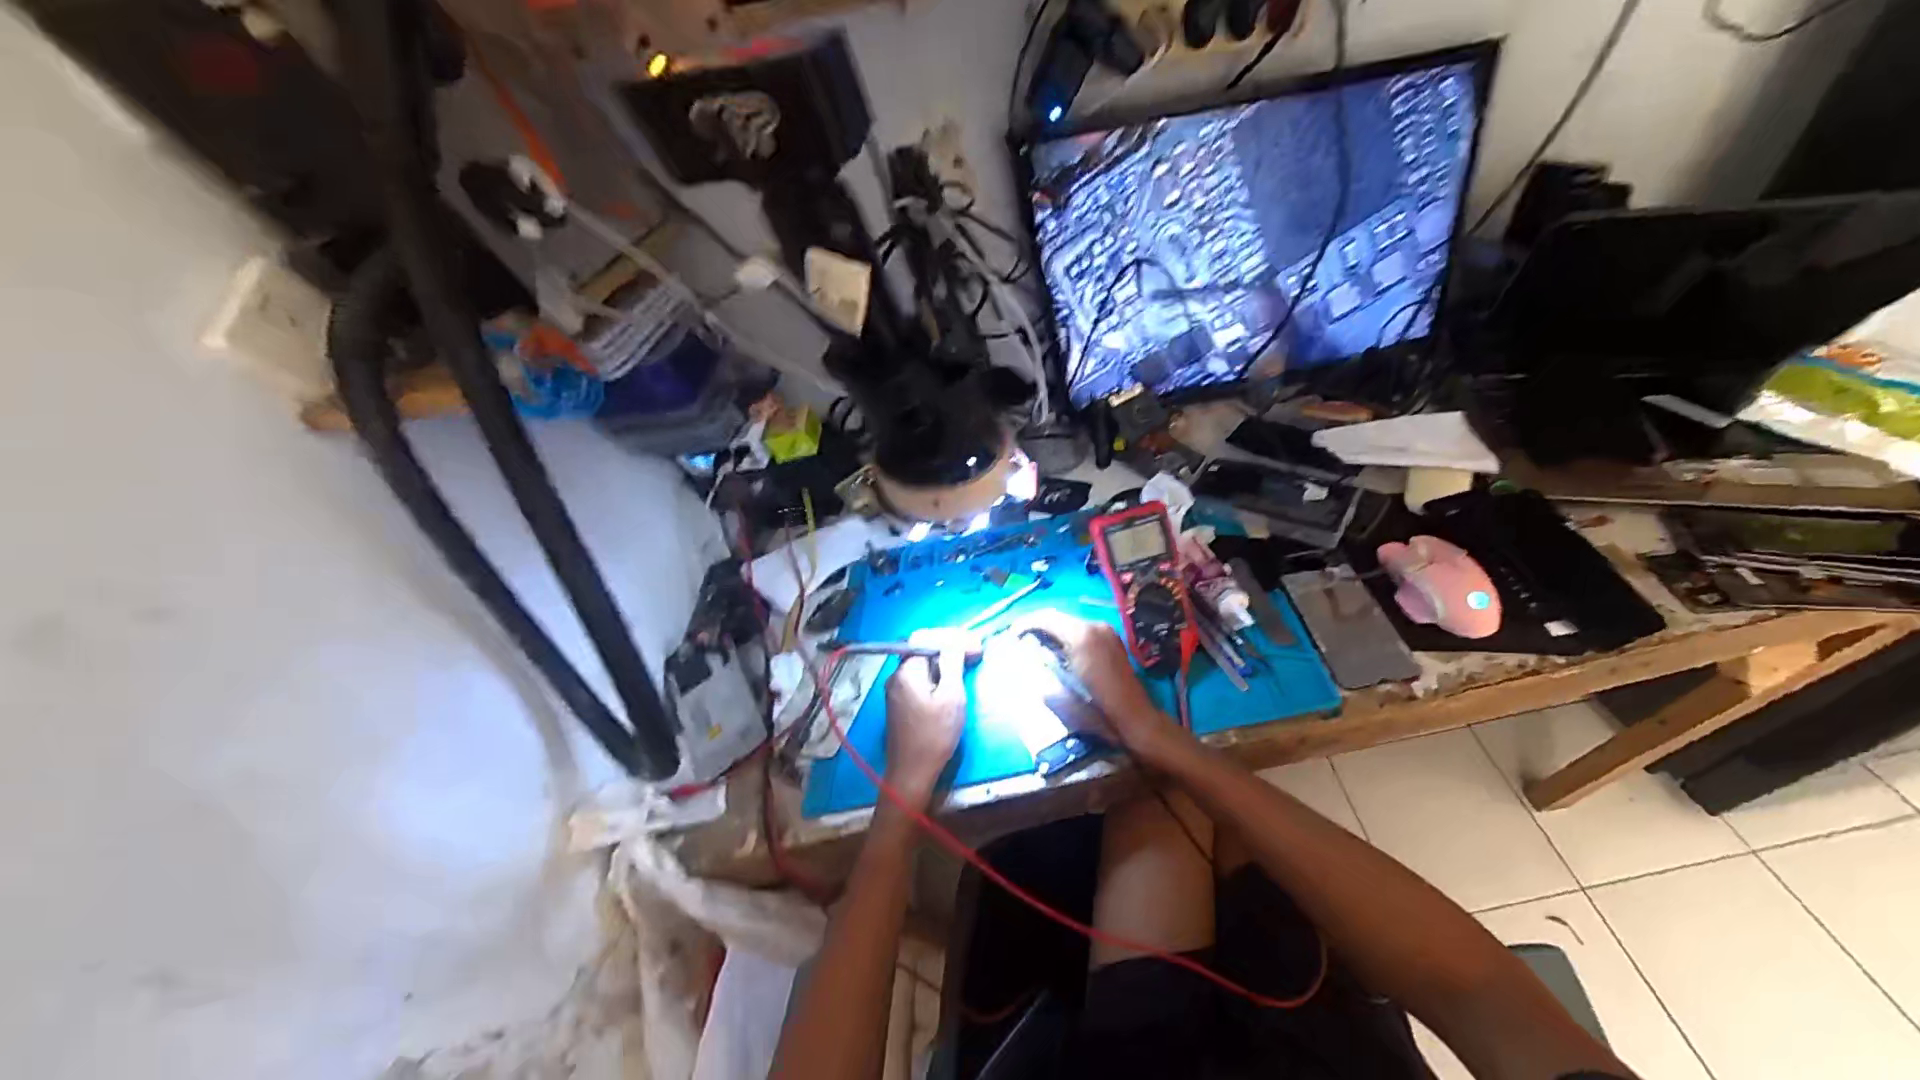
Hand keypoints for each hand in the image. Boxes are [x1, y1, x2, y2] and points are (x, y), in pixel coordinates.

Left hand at [883, 650, 967, 808]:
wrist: (912, 772)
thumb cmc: (934, 735)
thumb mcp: (951, 697)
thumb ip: (952, 664)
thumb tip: (954, 641)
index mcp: (906, 671)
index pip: (927, 639)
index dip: (952, 638)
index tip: (975, 646)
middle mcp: (896, 676)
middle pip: (923, 650)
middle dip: (948, 647)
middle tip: (974, 652)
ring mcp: (896, 691)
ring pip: (922, 665)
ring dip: (943, 661)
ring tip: (966, 663)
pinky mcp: (900, 703)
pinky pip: (919, 679)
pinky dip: (936, 675)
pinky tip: (951, 681)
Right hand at [1015, 612, 1184, 760]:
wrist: (1136, 719)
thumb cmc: (1099, 711)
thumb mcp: (1062, 693)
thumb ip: (1043, 668)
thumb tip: (1027, 657)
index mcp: (1082, 636)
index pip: (1046, 617)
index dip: (1025, 623)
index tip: (1011, 635)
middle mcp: (1095, 626)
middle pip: (1058, 616)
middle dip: (1036, 625)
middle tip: (1019, 639)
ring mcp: (1106, 631)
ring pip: (1070, 622)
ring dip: (1051, 629)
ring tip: (1034, 644)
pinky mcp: (1112, 639)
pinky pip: (1082, 629)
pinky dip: (1065, 634)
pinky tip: (1057, 650)